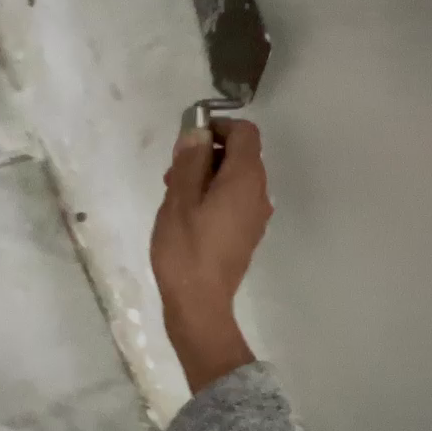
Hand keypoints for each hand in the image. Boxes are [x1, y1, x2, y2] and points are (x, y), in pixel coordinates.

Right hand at [150, 118, 272, 392]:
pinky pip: (234, 202)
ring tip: (174, 196)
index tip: (188, 139)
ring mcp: (255, 216)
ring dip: (207, 177)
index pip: (244, 132)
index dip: (218, 126)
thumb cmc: (185, 250)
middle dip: (208, 154)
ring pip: (236, 180)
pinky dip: (213, 197)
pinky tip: (188, 217)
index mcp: (245, 179)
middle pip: (241, 156)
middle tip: (173, 173)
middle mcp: (258, 193)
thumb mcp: (179, 200)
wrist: (199, 304)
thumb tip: (198, 132)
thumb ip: (190, 162)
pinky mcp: (246, 235)